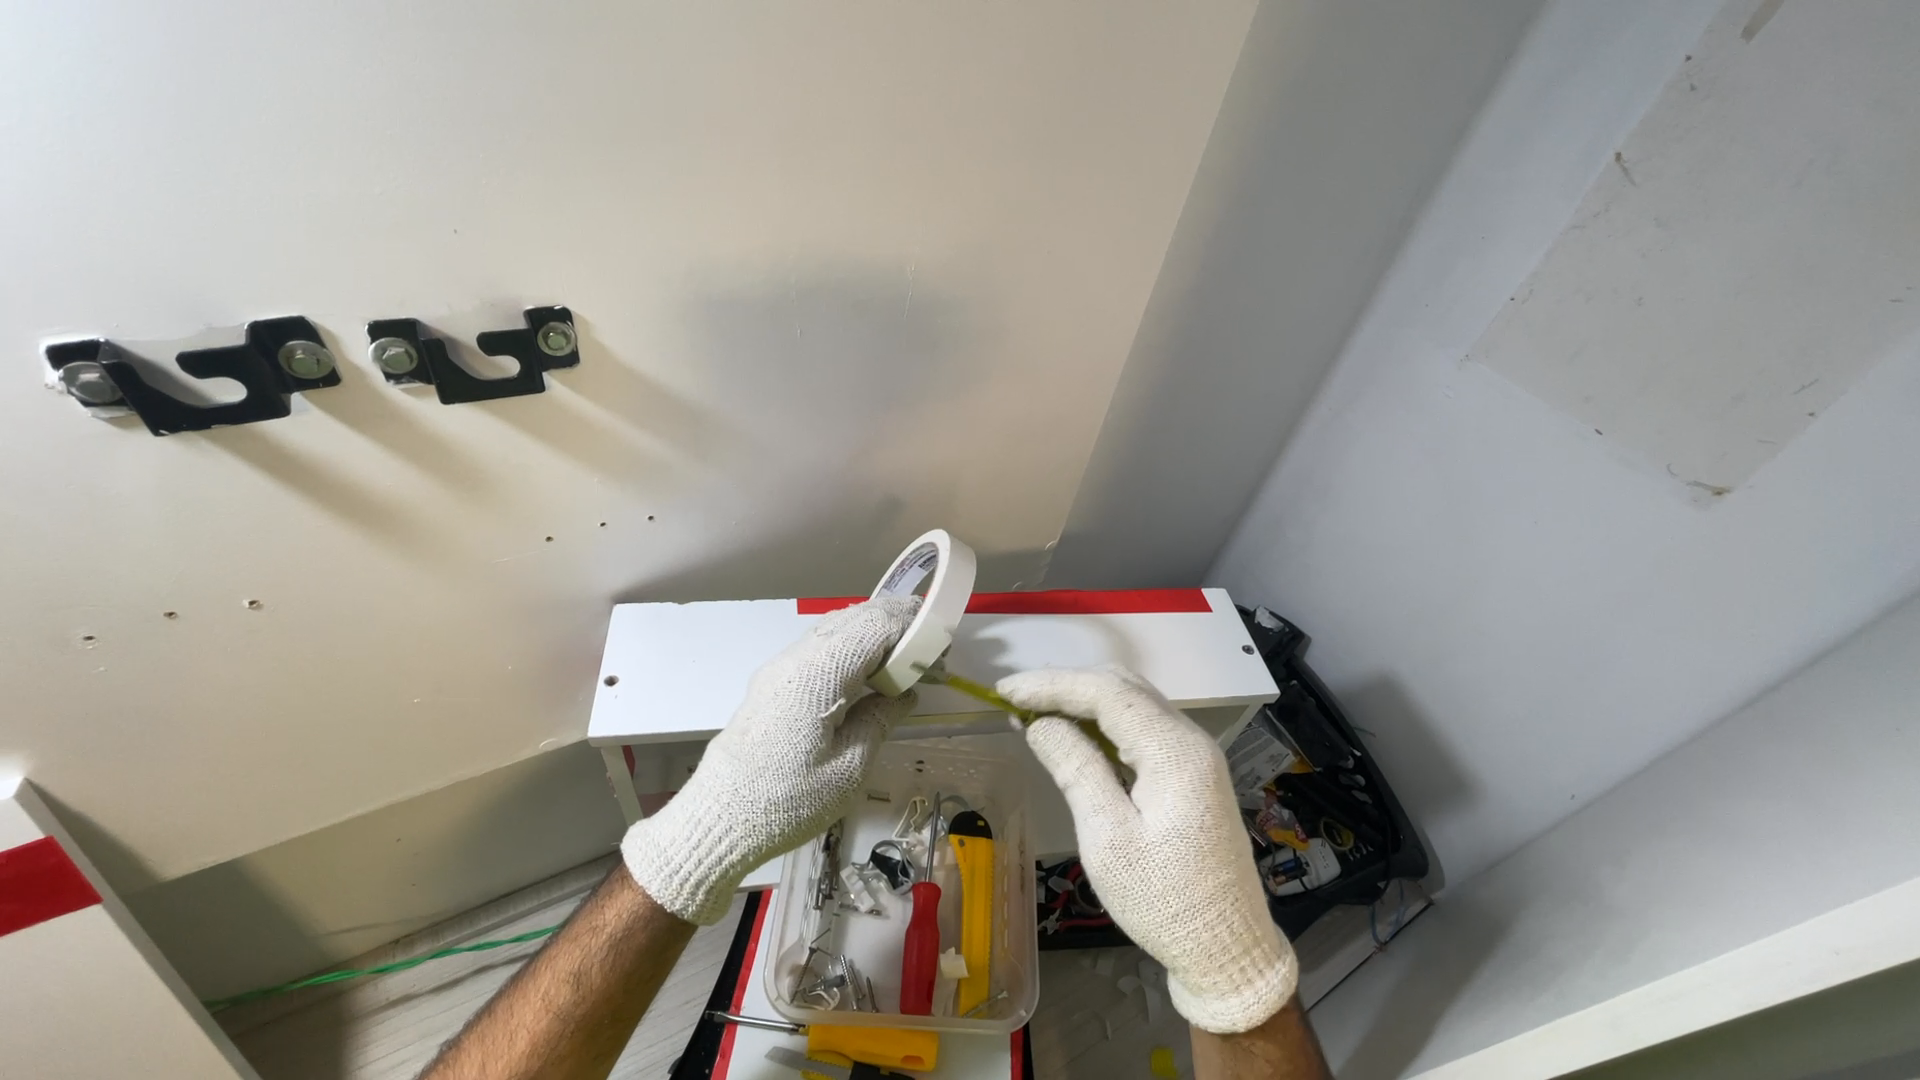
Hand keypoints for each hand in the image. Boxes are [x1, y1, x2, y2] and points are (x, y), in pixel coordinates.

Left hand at [622, 597, 919, 923]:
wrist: (717, 823)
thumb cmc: (787, 802)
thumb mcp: (848, 770)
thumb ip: (880, 719)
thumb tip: (904, 693)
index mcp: (817, 675)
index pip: (873, 625)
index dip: (911, 625)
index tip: (941, 641)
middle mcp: (796, 659)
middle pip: (853, 618)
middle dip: (895, 622)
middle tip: (931, 642)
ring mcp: (780, 669)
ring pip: (834, 630)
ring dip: (872, 633)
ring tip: (905, 654)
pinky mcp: (773, 684)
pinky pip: (819, 649)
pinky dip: (851, 648)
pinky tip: (868, 670)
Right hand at [1000, 665, 1296, 1032]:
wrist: (1227, 948)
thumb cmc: (1163, 900)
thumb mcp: (1108, 839)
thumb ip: (1075, 769)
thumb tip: (1041, 723)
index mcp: (1174, 752)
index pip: (1107, 692)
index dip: (1052, 684)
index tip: (1005, 691)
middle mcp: (1190, 739)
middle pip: (1123, 686)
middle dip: (1066, 685)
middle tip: (1016, 699)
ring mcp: (1195, 752)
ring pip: (1134, 700)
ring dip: (1084, 698)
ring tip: (1036, 711)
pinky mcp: (1192, 770)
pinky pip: (1143, 725)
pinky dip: (1104, 720)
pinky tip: (1075, 733)